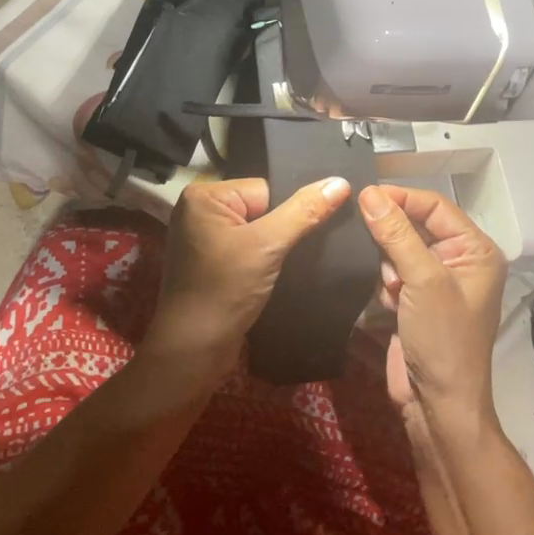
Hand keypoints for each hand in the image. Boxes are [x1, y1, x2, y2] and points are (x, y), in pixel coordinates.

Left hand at [145, 177, 350, 372]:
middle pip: (265, 208)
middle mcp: (202, 211)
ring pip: (261, 231)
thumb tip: (341, 181)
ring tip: (297, 263)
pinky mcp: (215, 265)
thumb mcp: (268, 246)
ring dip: (280, 247)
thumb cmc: (224, 292)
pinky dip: (269, 261)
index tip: (309, 232)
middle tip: (309, 248)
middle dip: (286, 229)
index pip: (266, 188)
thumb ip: (304, 212)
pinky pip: (252, 250)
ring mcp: (207, 240)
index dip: (289, 211)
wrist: (193, 353)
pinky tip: (284, 274)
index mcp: (205, 196)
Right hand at [359, 185, 507, 427]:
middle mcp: (460, 261)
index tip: (363, 195)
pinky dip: (384, 282)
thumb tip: (369, 194)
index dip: (401, 198)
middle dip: (391, 234)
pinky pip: (393, 274)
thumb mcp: (422, 281)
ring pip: (399, 249)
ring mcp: (437, 283)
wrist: (438, 406)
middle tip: (360, 230)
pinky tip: (385, 302)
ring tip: (385, 283)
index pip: (435, 206)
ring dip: (386, 262)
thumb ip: (396, 234)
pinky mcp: (415, 302)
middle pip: (416, 225)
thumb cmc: (443, 339)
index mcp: (476, 251)